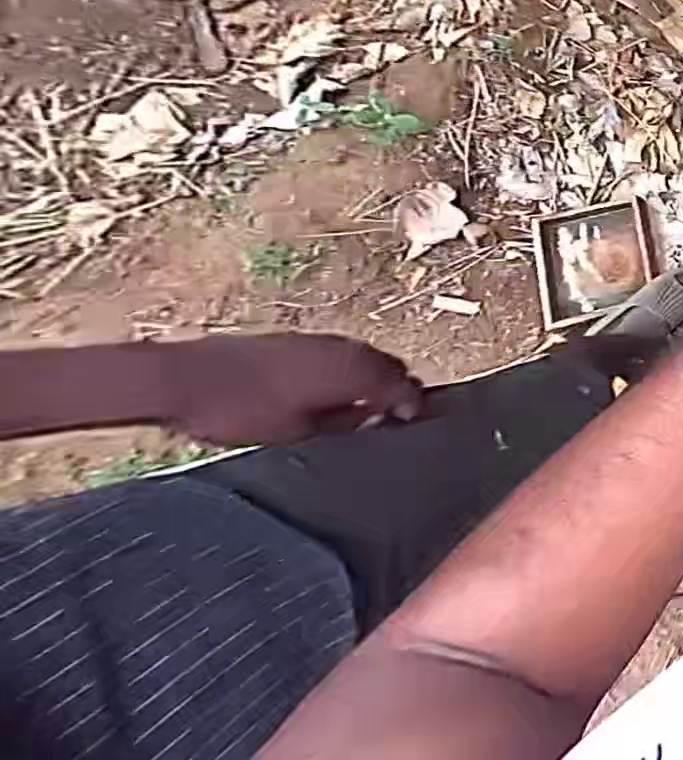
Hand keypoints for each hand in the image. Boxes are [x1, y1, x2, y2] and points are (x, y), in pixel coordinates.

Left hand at [159, 334, 425, 444]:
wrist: (181, 377)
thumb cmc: (243, 411)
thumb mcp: (298, 432)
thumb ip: (345, 423)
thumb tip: (371, 418)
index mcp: (362, 374)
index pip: (408, 389)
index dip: (413, 408)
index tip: (408, 424)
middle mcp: (356, 352)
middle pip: (395, 369)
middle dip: (396, 390)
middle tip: (384, 416)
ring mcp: (330, 341)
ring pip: (370, 359)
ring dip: (373, 378)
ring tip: (355, 404)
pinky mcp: (305, 338)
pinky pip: (345, 354)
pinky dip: (348, 370)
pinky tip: (326, 389)